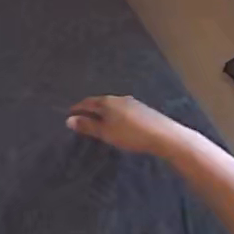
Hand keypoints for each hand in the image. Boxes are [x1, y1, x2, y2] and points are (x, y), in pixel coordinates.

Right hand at [67, 95, 193, 157]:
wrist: (164, 135)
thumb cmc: (130, 134)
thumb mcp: (105, 132)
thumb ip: (87, 126)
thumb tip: (69, 119)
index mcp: (106, 102)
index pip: (86, 102)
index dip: (77, 108)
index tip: (70, 114)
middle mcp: (117, 98)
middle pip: (99, 102)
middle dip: (90, 109)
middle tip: (83, 117)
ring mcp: (131, 102)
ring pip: (112, 105)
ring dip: (103, 111)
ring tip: (99, 120)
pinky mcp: (142, 109)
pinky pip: (122, 109)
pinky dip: (115, 114)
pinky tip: (118, 121)